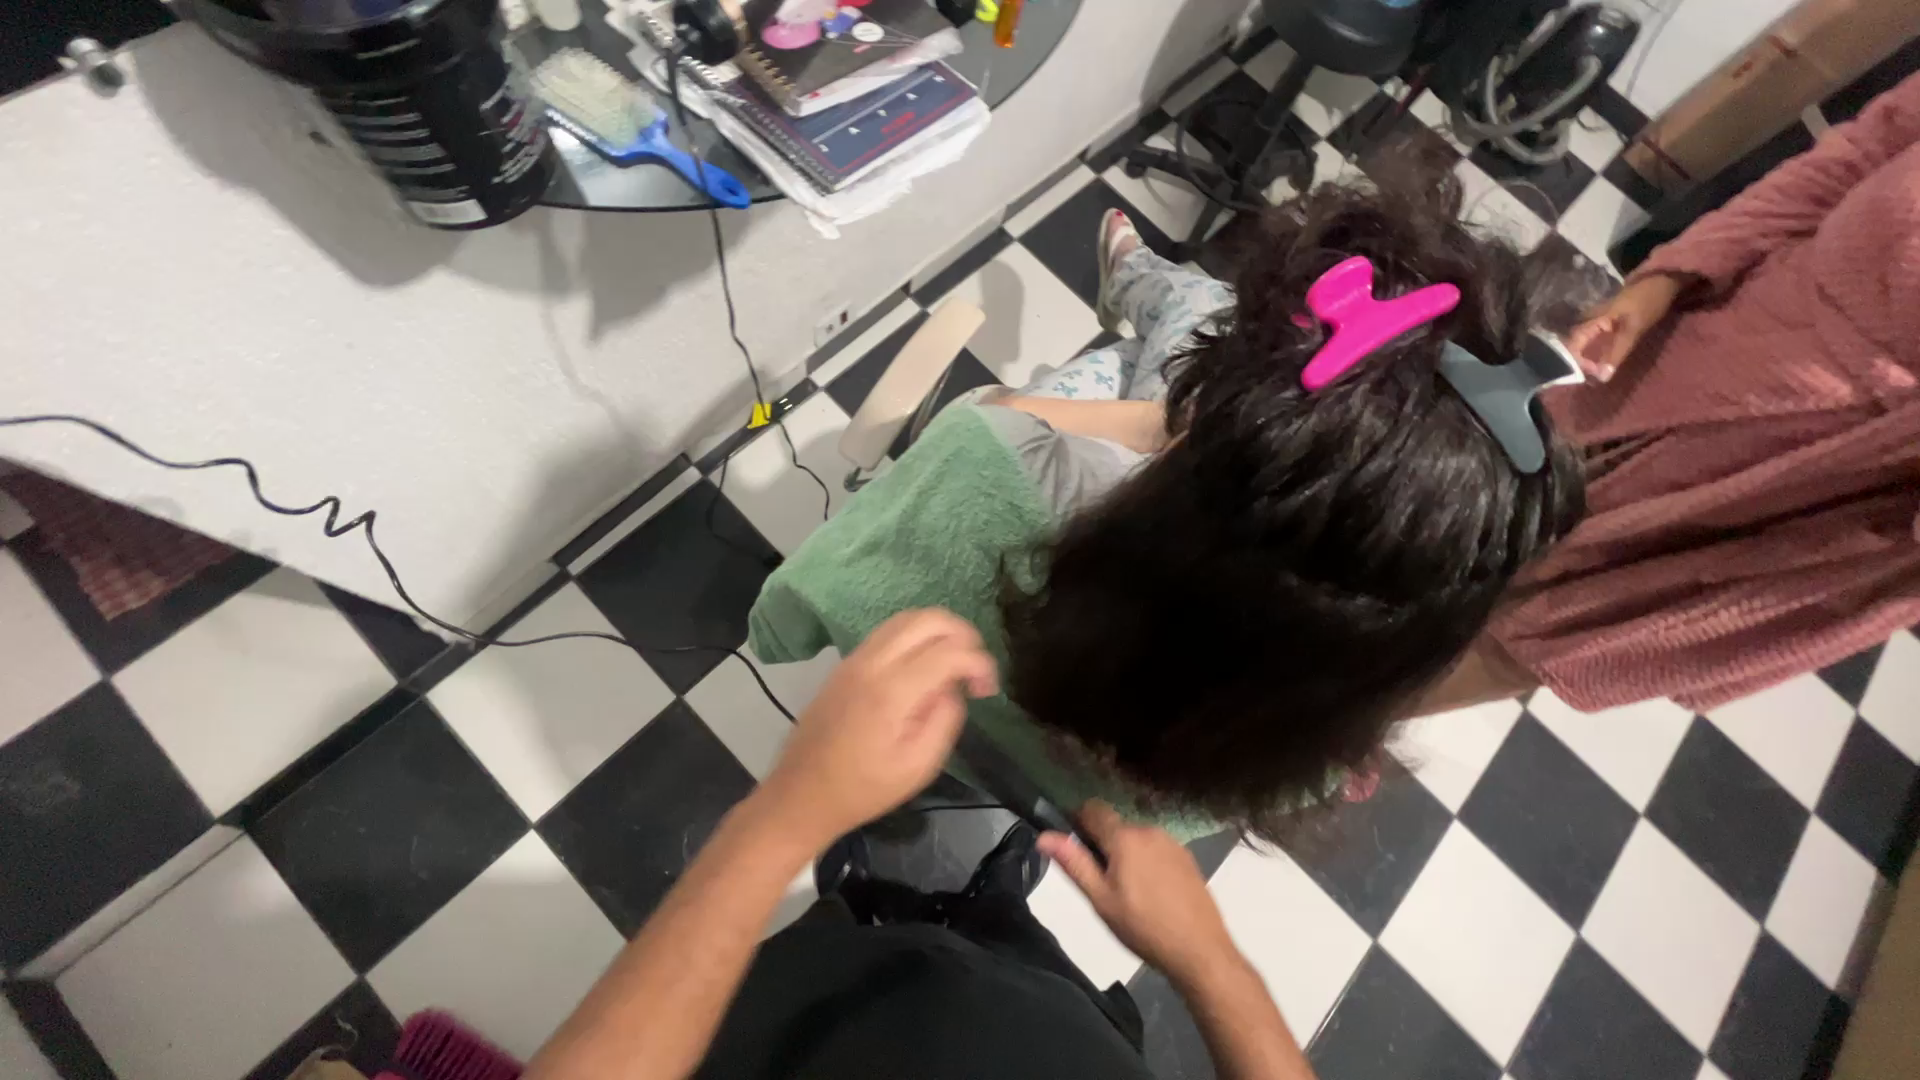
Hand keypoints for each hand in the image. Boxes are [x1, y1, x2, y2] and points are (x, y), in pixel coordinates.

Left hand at [759, 609, 996, 845]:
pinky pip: (888, 631)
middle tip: (975, 668)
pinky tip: (923, 665)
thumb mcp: (919, 766)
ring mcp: (856, 658)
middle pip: (929, 618)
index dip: (980, 663)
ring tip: (953, 663)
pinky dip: (915, 635)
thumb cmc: (864, 788)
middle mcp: (873, 662)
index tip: (988, 689)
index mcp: (893, 690)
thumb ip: (946, 719)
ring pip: (907, 617)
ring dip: (939, 631)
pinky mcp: (846, 663)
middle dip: (963, 635)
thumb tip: (955, 688)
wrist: (802, 793)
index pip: (950, 651)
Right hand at [1038, 802, 1237, 984]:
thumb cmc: (1144, 928)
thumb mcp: (1101, 900)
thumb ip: (1074, 864)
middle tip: (1102, 884)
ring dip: (1126, 854)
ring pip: (1136, 839)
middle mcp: (1149, 830)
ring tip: (1129, 893)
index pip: (1092, 809)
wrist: (1201, 952)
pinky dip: (1148, 862)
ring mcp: (1172, 842)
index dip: (1078, 821)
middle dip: (1104, 845)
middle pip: (1115, 826)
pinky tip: (1153, 894)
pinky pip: (1156, 849)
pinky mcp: (1187, 857)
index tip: (1074, 848)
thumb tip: (1044, 836)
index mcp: (1124, 837)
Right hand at [1563, 272, 1687, 381]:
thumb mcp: (1633, 329)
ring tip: (1599, 374)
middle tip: (1596, 378)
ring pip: (1585, 348)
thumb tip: (1601, 378)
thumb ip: (1617, 352)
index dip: (1576, 365)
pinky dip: (1599, 355)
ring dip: (1590, 361)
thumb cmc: (1647, 302)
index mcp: (1587, 323)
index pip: (1571, 349)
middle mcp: (1585, 324)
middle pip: (1575, 350)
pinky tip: (1605, 362)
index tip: (1590, 377)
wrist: (1664, 281)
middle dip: (1583, 366)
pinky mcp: (1605, 326)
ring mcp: (1595, 324)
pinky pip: (1595, 344)